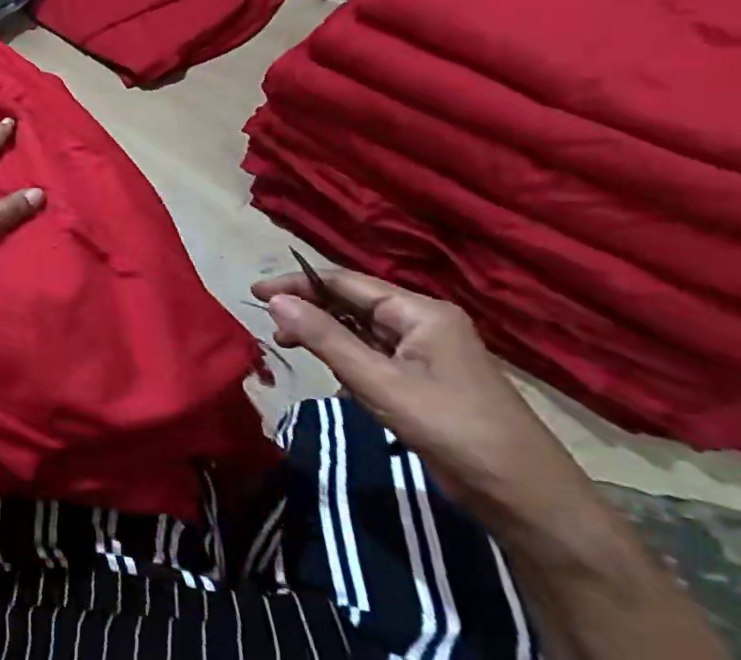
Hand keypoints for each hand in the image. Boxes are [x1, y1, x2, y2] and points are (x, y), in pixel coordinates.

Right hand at [253, 269, 593, 519]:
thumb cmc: (452, 429)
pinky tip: (331, 372)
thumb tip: (275, 300)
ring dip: (323, 334)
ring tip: (290, 347)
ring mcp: (426, 351)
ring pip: (359, 328)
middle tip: (269, 326)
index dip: (296, 284)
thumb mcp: (378, 382)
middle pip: (351, 301)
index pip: (344, 282)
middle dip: (308, 309)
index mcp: (421, 313)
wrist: (526, 498)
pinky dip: (344, 356)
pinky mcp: (424, 378)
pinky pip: (372, 352)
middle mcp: (423, 323)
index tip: (254, 293)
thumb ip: (324, 337)